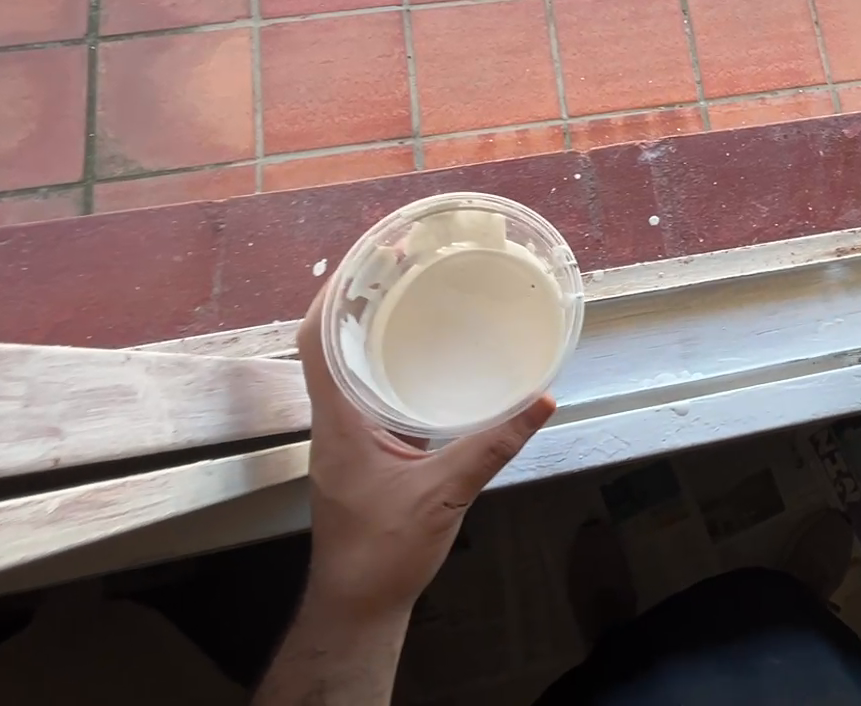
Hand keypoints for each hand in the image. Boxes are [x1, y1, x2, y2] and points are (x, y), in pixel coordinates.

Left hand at [295, 284, 555, 613]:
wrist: (358, 603)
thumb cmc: (386, 550)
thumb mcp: (445, 493)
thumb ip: (494, 445)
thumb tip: (542, 399)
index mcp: (341, 421)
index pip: (317, 343)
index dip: (334, 293)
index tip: (366, 256)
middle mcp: (337, 418)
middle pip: (331, 340)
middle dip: (358, 292)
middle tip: (402, 258)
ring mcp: (347, 431)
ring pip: (347, 360)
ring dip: (370, 320)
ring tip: (410, 287)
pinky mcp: (364, 443)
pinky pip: (368, 382)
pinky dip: (386, 353)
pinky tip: (421, 348)